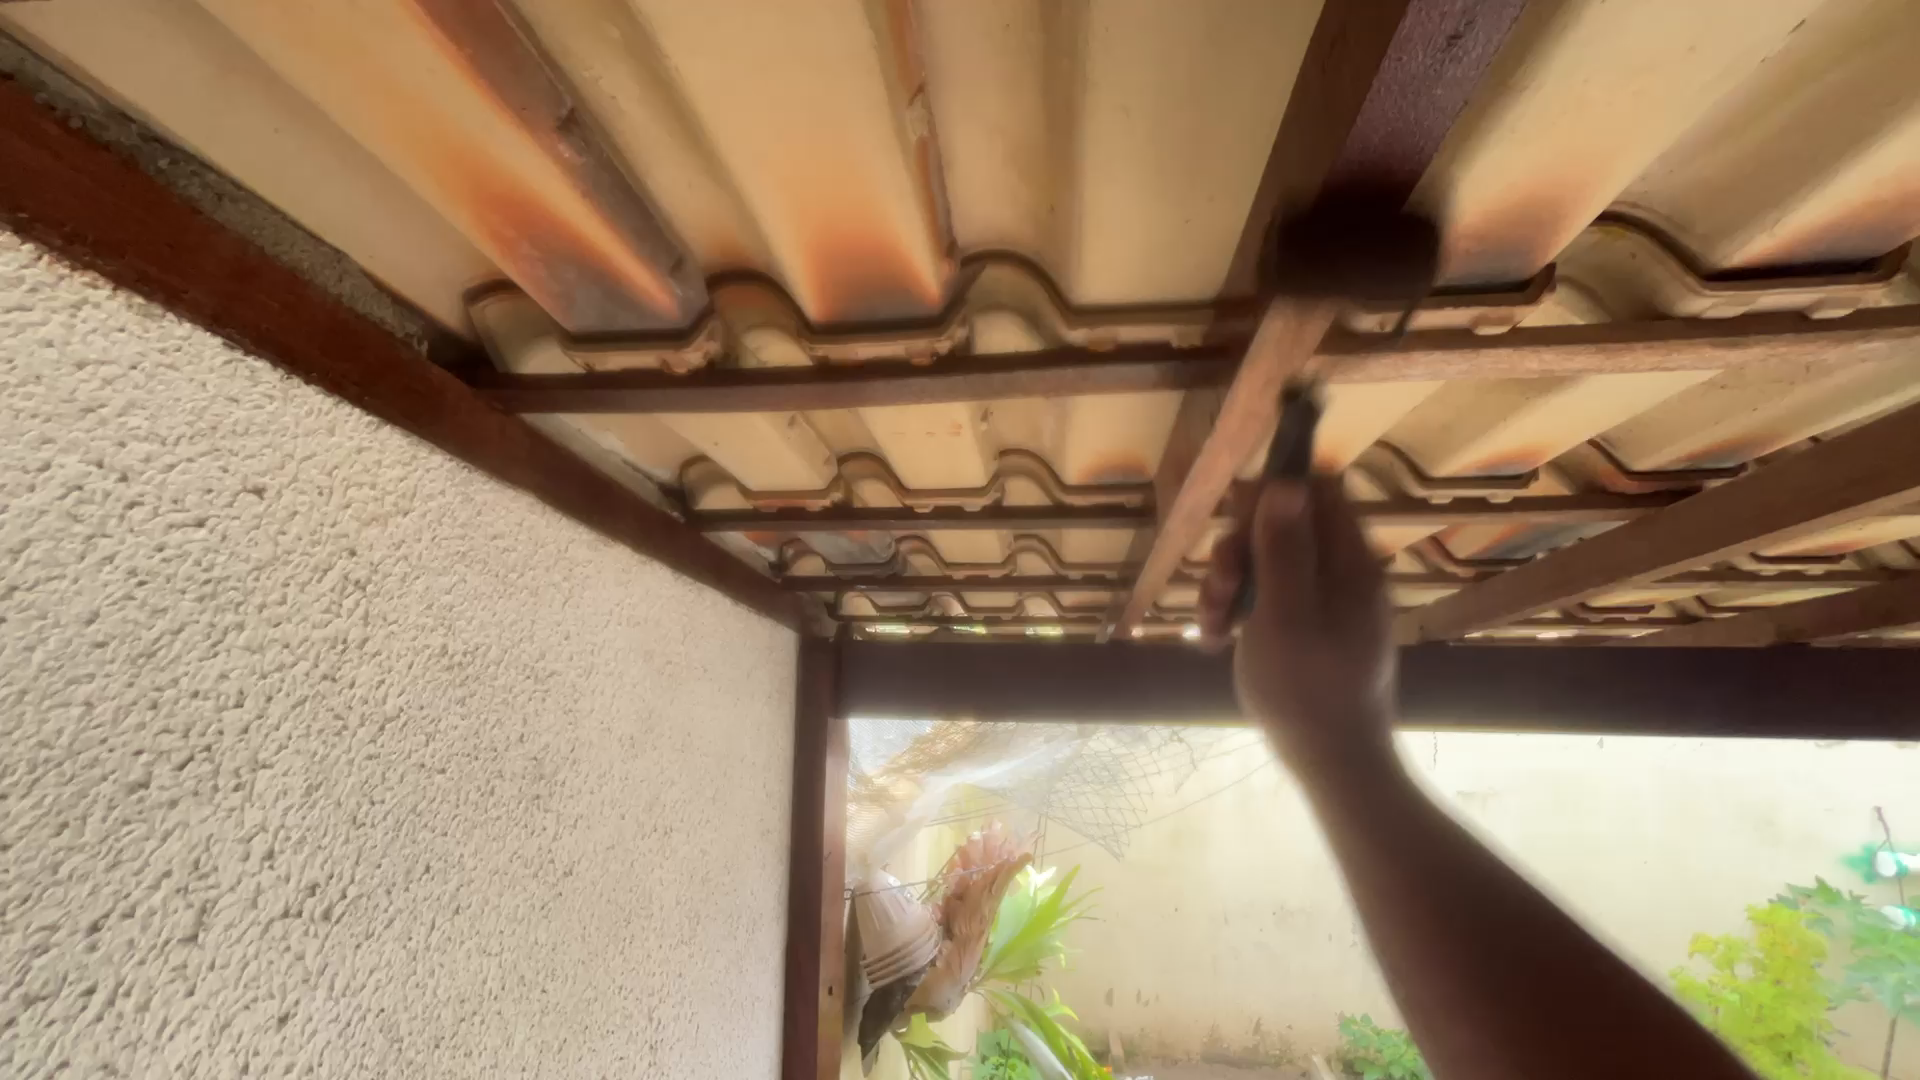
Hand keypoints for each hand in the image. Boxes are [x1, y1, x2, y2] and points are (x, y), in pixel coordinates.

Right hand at [1196, 475, 1395, 770]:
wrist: (1330, 761)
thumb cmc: (1306, 690)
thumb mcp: (1285, 616)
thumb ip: (1284, 549)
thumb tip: (1286, 482)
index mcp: (1348, 562)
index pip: (1318, 490)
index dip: (1273, 493)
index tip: (1235, 520)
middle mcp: (1338, 572)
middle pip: (1281, 524)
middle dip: (1239, 549)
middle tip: (1222, 589)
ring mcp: (1321, 598)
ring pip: (1264, 560)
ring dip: (1228, 583)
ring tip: (1214, 624)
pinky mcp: (1303, 623)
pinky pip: (1265, 594)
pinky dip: (1237, 609)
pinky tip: (1219, 639)